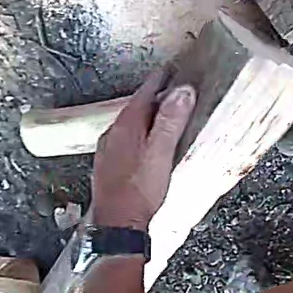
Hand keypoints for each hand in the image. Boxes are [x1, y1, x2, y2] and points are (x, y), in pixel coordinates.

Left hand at [89, 71, 195, 228]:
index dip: (160, 80)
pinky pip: (129, 137)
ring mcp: (110, 149)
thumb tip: (182, 90)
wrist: (118, 224)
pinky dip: (143, 131)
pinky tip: (152, 141)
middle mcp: (113, 133)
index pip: (145, 93)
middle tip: (175, 88)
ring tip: (168, 112)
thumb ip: (171, 121)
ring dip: (150, 115)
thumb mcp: (161, 153)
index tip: (172, 68)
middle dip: (157, 96)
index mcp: (126, 126)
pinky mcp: (112, 164)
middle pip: (137, 106)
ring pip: (132, 123)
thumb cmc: (141, 189)